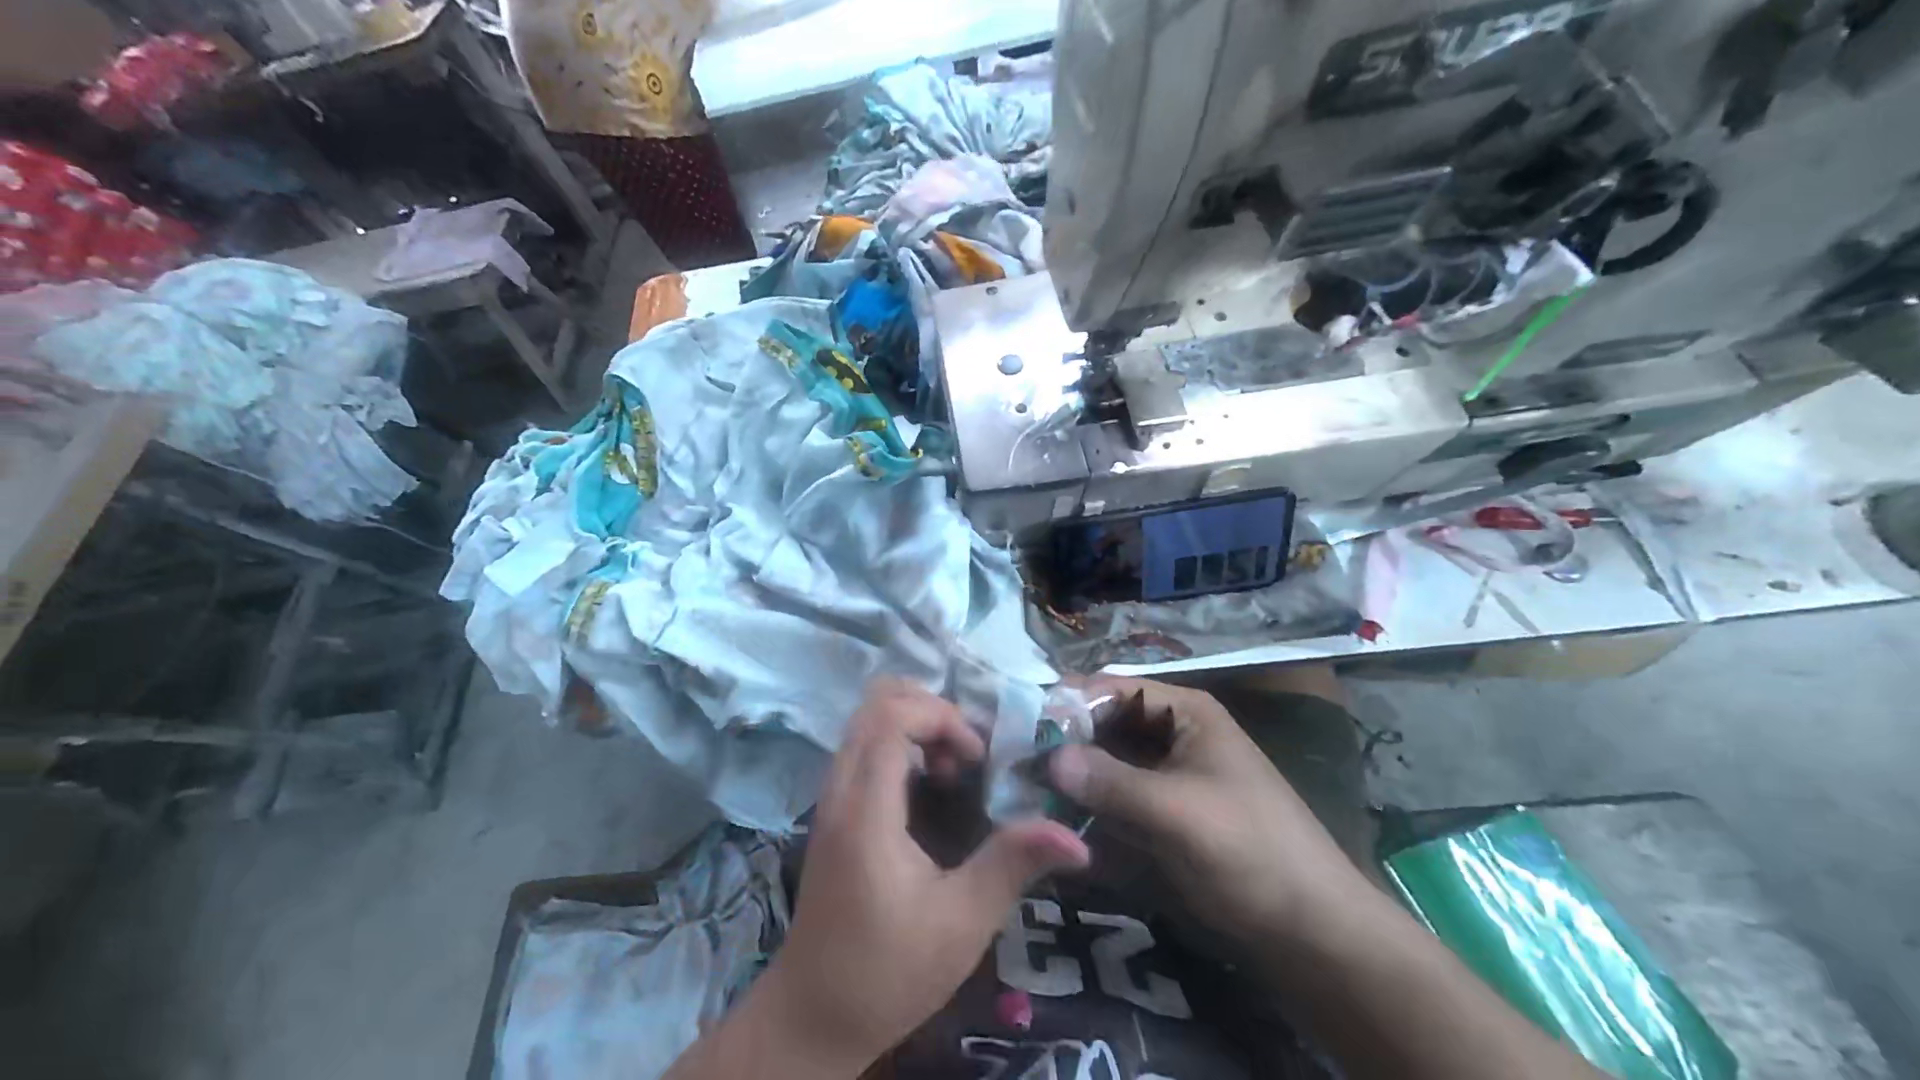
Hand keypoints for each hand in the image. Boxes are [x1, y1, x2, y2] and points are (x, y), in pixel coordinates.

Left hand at [749, 679, 1091, 1072]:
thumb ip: (1013, 864)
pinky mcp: (834, 812)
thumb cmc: (888, 972)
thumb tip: (1076, 838)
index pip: (890, 716)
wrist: (813, 1017)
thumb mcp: (962, 922)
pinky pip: (863, 747)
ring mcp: (831, 799)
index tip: (978, 758)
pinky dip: (901, 745)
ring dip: (916, 726)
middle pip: (874, 704)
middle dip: (932, 711)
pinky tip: (931, 787)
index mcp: (865, 810)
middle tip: (970, 755)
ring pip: (866, 722)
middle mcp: (840, 790)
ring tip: (956, 770)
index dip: (942, 717)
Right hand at [1048, 675, 1367, 945]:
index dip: (1063, 705)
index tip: (1016, 732)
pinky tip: (1056, 831)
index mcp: (1183, 713)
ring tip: (1022, 802)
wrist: (1311, 934)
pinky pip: (1111, 804)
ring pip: (1101, 768)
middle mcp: (1169, 735)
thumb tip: (1047, 756)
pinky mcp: (1159, 817)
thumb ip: (1111, 782)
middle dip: (1059, 748)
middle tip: (1011, 772)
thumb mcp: (1178, 813)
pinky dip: (1085, 814)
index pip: (1109, 690)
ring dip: (1067, 784)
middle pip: (1101, 728)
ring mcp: (1164, 778)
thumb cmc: (1250, 853)